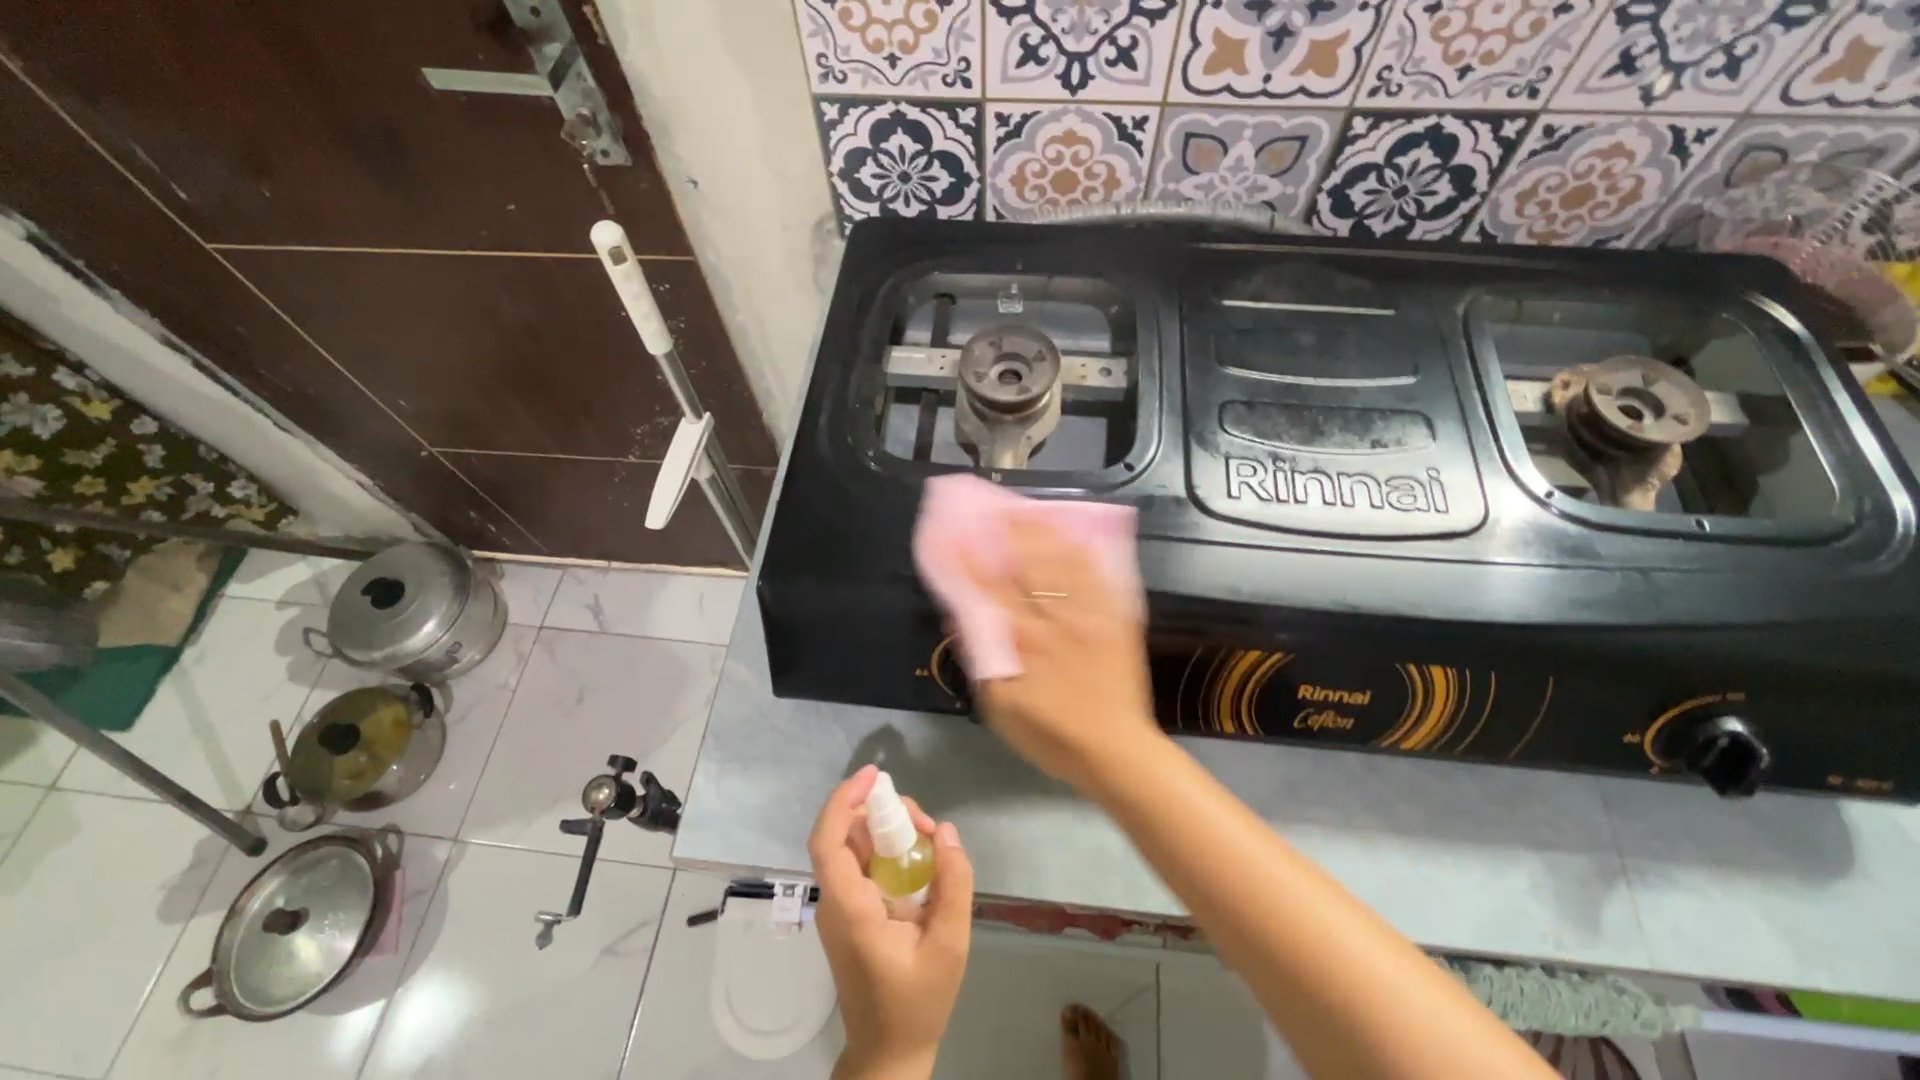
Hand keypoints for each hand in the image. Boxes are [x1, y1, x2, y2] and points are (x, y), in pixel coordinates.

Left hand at [809, 765, 974, 1079]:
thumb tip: (947, 832)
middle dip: (881, 812)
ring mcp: (840, 909)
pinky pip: (862, 867)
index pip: (828, 841)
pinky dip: (887, 852)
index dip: (844, 800)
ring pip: (853, 848)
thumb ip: (953, 885)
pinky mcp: (850, 914)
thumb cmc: (917, 1003)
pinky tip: (919, 862)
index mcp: (850, 909)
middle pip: (844, 836)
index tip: (874, 775)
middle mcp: (836, 902)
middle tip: (926, 822)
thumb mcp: (949, 945)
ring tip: (928, 839)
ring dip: (886, 831)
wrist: (889, 1050)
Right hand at [963, 518, 1164, 791]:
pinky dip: (1082, 552)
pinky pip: (1099, 576)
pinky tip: (1070, 536)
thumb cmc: (1051, 736)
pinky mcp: (1117, 619)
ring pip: (1062, 564)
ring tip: (1025, 514)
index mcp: (1024, 644)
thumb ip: (980, 660)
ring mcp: (1091, 617)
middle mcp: (1056, 622)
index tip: (956, 536)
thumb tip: (960, 619)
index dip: (972, 561)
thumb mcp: (1000, 708)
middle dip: (1008, 537)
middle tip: (992, 512)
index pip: (991, 591)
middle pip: (1028, 568)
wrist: (1116, 751)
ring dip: (1041, 536)